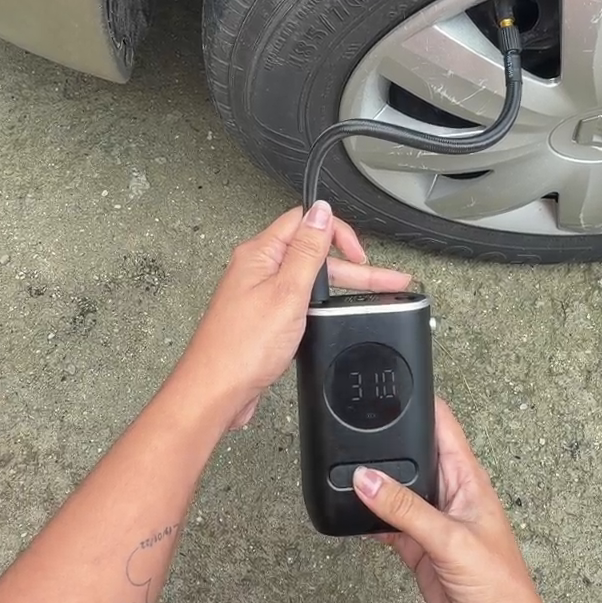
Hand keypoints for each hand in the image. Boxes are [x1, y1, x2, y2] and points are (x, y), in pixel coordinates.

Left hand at [178, 202, 411, 427]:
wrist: (216, 391)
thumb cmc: (241, 347)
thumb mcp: (286, 292)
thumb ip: (307, 250)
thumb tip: (321, 211)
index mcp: (260, 253)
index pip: (304, 222)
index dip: (336, 232)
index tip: (358, 254)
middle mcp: (257, 268)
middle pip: (311, 253)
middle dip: (350, 265)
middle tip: (385, 278)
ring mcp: (260, 292)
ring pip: (308, 278)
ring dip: (340, 284)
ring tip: (376, 291)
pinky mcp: (263, 316)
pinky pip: (298, 299)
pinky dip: (321, 302)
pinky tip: (338, 308)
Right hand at [355, 400, 576, 602]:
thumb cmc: (499, 587)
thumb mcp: (450, 540)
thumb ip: (405, 508)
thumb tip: (366, 478)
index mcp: (468, 478)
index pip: (444, 425)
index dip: (422, 401)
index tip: (396, 383)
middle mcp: (450, 493)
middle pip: (416, 453)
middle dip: (391, 439)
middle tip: (358, 422)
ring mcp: (433, 520)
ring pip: (399, 488)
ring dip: (379, 481)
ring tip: (347, 466)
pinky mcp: (420, 548)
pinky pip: (390, 522)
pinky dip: (372, 517)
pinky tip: (354, 511)